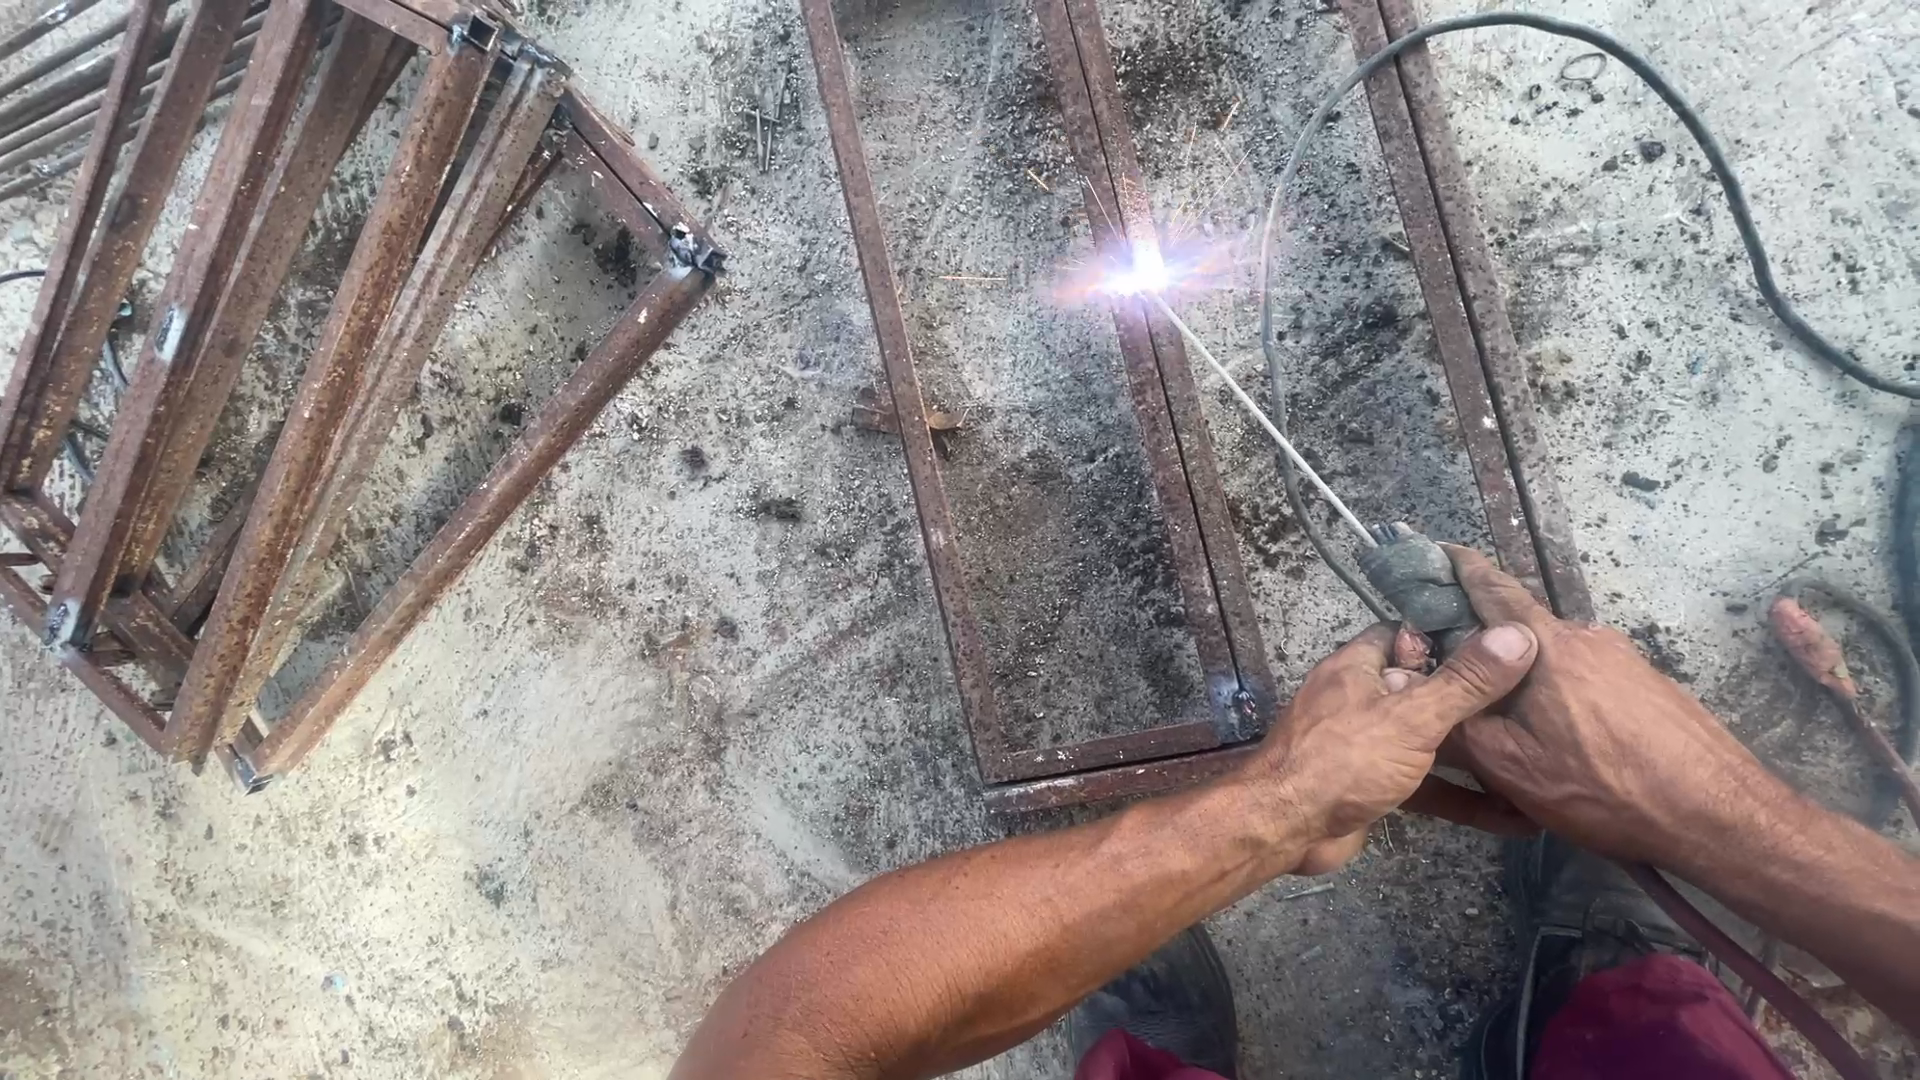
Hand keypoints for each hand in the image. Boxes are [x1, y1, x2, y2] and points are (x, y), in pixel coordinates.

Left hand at [1235, 620, 1538, 873]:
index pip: (1402, 635)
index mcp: (1355, 668)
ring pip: (1426, 739)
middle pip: (1420, 687)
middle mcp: (1357, 699)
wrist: (1288, 826)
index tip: (1504, 638)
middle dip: (1471, 695)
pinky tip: (1517, 814)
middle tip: (1536, 699)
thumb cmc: (1343, 760)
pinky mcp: (1372, 783)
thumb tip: (1516, 634)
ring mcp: (1364, 742)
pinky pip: (1425, 784)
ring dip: (1474, 750)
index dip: (1447, 634)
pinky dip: (1464, 797)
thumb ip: (1463, 682)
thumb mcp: (1410, 716)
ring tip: (1539, 752)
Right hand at [1444, 546, 1782, 868]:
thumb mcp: (1508, 764)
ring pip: (1548, 655)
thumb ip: (1457, 717)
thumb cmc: (1606, 790)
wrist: (1729, 824)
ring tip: (1505, 717)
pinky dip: (1553, 690)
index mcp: (1545, 647)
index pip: (1492, 588)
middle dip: (1480, 641)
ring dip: (1519, 673)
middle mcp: (1585, 638)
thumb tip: (1416, 687)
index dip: (1459, 566)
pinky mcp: (1648, 683)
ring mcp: (1622, 658)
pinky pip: (1580, 674)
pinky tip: (1554, 732)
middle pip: (1515, 626)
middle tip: (1450, 673)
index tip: (1435, 550)